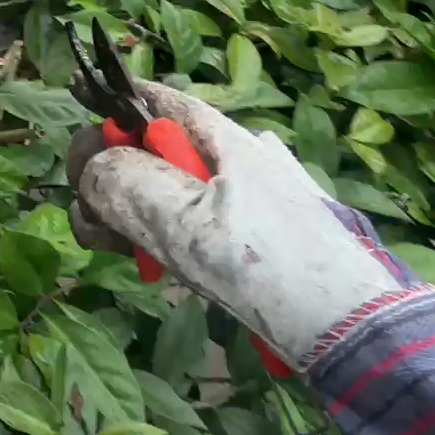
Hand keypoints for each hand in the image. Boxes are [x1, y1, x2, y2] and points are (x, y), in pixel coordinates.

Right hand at [68, 81, 427, 368]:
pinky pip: (172, 219)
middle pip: (140, 146)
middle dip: (104, 173)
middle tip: (93, 209)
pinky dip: (145, 234)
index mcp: (217, 137)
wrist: (356, 336)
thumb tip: (91, 169)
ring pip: (150, 186)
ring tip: (114, 243)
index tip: (78, 114)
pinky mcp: (231, 234)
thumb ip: (123, 182)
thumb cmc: (269, 264)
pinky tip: (140, 258)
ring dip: (118, 210)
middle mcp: (223, 157)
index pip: (149, 98)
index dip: (107, 100)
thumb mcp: (185, 220)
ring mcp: (229, 197)